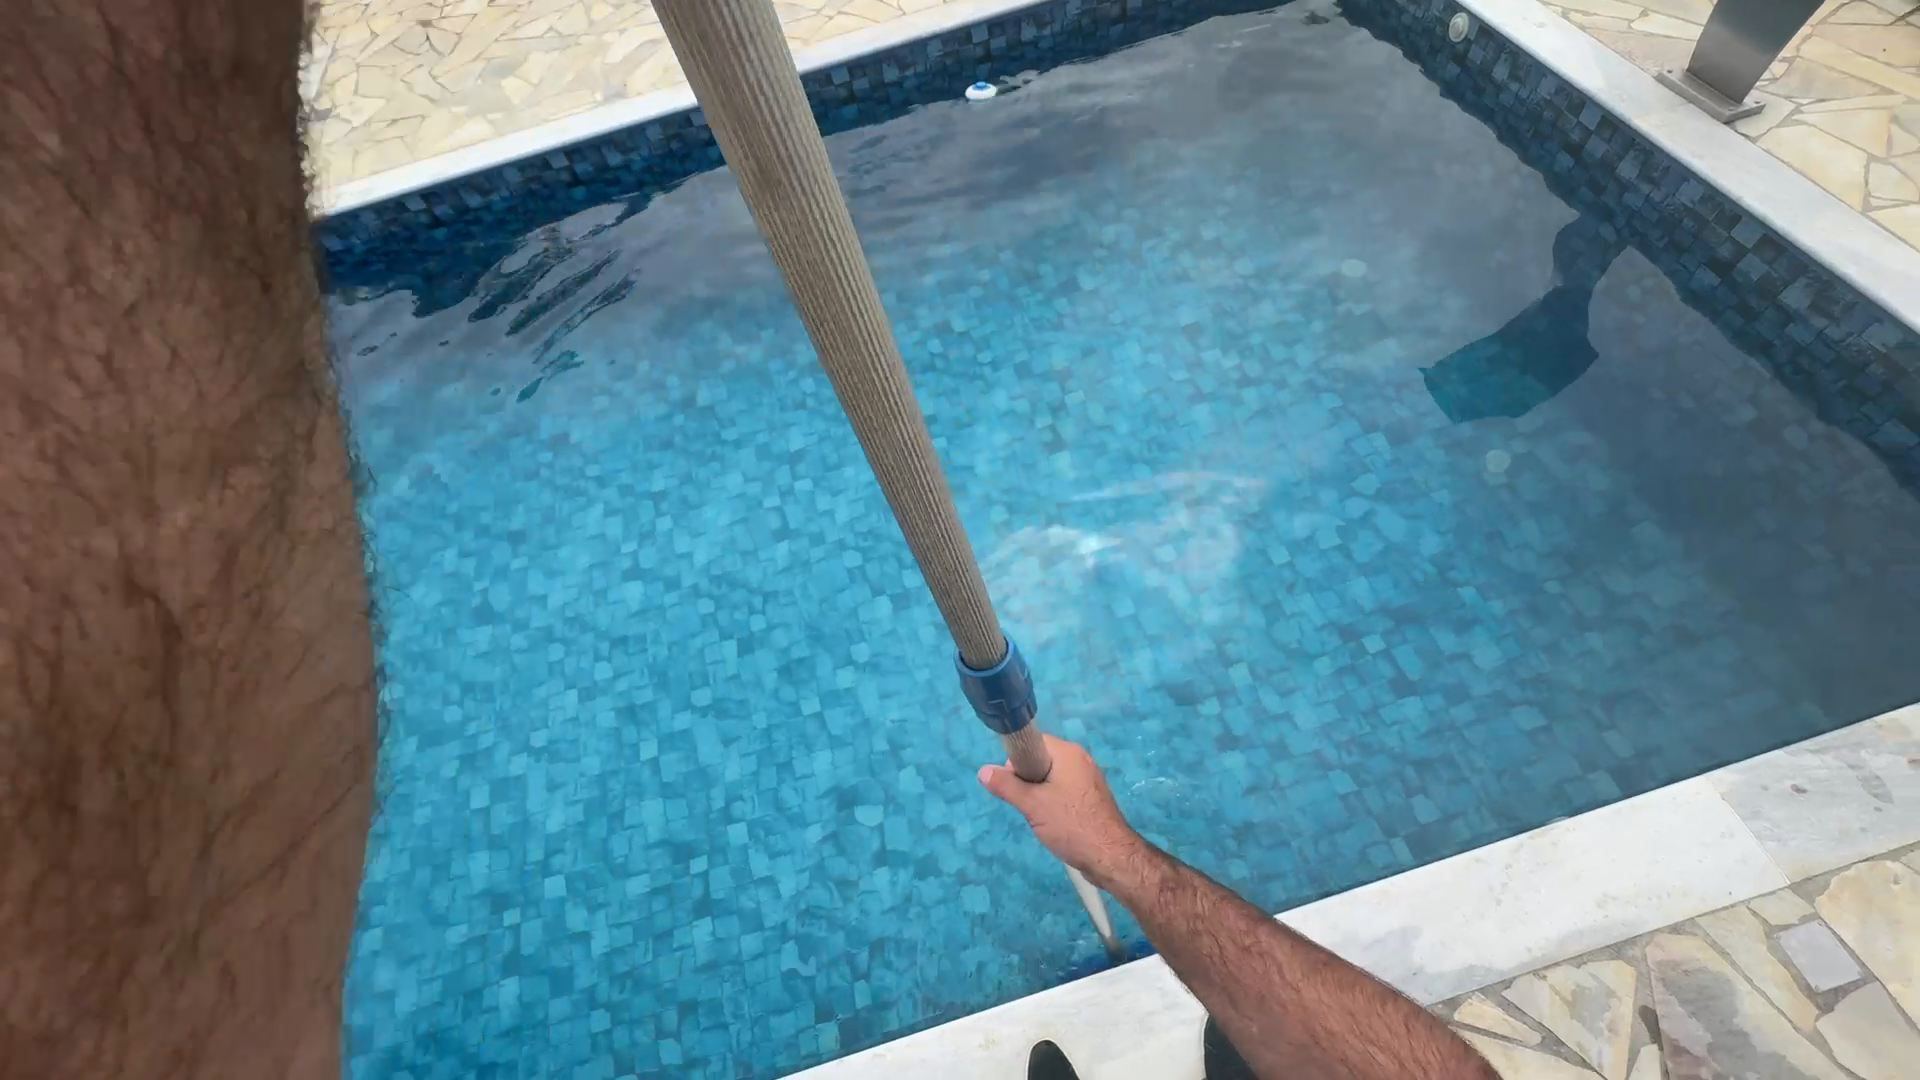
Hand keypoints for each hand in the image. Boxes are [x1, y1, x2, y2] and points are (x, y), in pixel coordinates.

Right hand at [978, 734, 1148, 889]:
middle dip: (1028, 780)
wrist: (1110, 857)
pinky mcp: (1093, 797)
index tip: (1012, 782)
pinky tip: (1055, 823)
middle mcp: (1080, 759)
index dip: (1017, 760)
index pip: (1034, 742)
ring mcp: (1089, 779)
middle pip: (1042, 760)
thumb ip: (1006, 786)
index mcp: (1068, 752)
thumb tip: (983, 771)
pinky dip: (1055, 803)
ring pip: (1053, 778)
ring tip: (1040, 816)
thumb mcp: (1032, 805)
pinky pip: (1065, 791)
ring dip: (1041, 794)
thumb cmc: (1070, 824)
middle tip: (1025, 803)